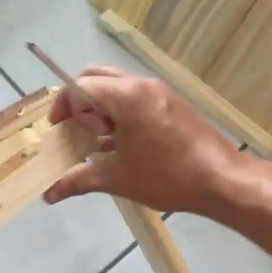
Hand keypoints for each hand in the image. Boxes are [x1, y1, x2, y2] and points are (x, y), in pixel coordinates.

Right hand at [43, 67, 246, 214]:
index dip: (63, 108)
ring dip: (99, 107)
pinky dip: (118, 111)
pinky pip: (134, 97)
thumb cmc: (167, 177)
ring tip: (98, 141)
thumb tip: (49, 194)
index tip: (60, 133)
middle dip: (79, 102)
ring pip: (116, 87)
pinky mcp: (171, 104)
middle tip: (77, 132)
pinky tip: (120, 143)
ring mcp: (159, 92)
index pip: (80, 87)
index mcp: (127, 96)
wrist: (222, 180)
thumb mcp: (117, 179)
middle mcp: (142, 85)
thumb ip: (79, 180)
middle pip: (96, 78)